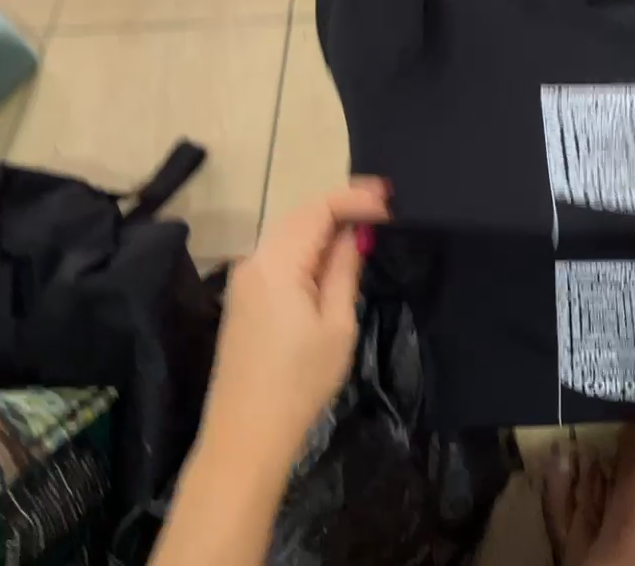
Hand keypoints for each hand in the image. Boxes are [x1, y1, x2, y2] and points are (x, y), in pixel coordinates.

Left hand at [201, 179, 390, 469]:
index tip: (390, 199)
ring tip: (365, 222)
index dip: (355, 198)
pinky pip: (280, 253)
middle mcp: (255, 260)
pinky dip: (308, 244)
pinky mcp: (244, 298)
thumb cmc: (299, 383)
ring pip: (289, 232)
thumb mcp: (336, 324)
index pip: (319, 209)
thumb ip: (344, 269)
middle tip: (383, 203)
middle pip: (301, 214)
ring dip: (325, 223)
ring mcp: (245, 279)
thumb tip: (354, 233)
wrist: (245, 437)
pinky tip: (333, 252)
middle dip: (341, 203)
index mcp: (277, 263)